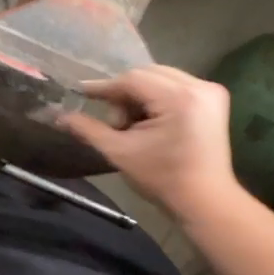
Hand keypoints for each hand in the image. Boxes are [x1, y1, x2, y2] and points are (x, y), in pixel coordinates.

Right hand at [59, 65, 238, 217]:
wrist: (203, 200)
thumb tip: (60, 117)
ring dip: (140, 97)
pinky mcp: (214, 98)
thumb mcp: (120, 153)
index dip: (105, 87)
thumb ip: (89, 130)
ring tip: (134, 127)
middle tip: (115, 124)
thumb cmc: (161, 179)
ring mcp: (210, 90)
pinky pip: (175, 86)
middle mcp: (199, 86)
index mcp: (179, 98)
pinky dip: (157, 100)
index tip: (80, 93)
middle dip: (125, 95)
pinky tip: (151, 123)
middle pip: (148, 74)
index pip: (133, 79)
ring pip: (161, 79)